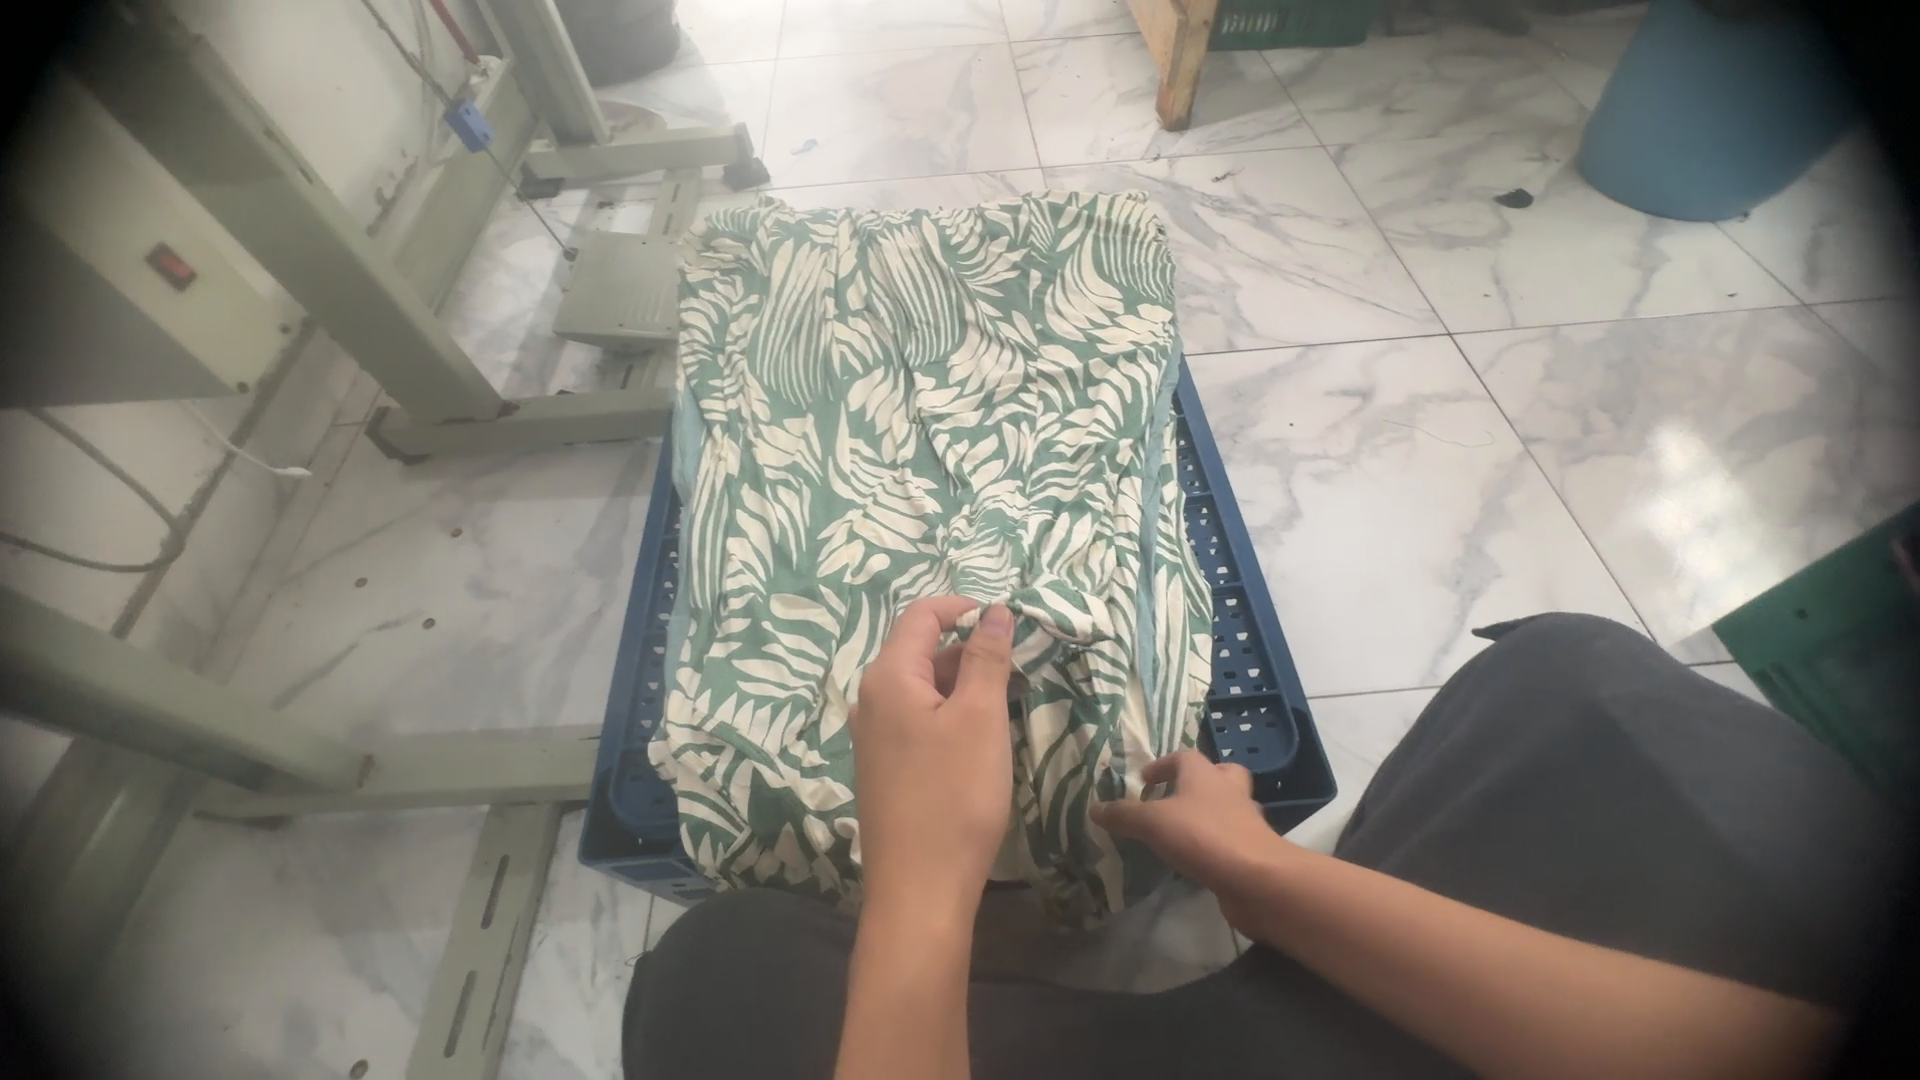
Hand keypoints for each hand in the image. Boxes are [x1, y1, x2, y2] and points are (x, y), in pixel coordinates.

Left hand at [853, 596, 1014, 917]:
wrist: (919, 891)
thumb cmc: (954, 797)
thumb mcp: (980, 718)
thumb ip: (986, 658)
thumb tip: (994, 611)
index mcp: (888, 677)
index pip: (921, 615)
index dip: (962, 608)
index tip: (1006, 620)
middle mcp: (871, 699)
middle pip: (920, 650)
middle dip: (968, 649)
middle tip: (1017, 667)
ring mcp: (874, 735)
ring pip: (922, 687)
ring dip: (963, 683)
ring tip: (1008, 700)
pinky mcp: (884, 765)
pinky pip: (917, 719)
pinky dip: (949, 713)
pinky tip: (980, 737)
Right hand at [1091, 750, 1294, 928]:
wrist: (1257, 879)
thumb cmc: (1203, 836)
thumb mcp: (1152, 823)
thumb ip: (1123, 815)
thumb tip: (1094, 808)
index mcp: (1204, 775)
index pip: (1184, 756)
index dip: (1163, 765)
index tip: (1145, 781)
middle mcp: (1229, 791)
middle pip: (1221, 773)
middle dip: (1202, 781)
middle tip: (1179, 797)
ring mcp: (1247, 821)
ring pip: (1232, 806)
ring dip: (1214, 812)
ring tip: (1189, 829)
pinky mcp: (1256, 850)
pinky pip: (1235, 838)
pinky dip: (1220, 843)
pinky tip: (1202, 859)